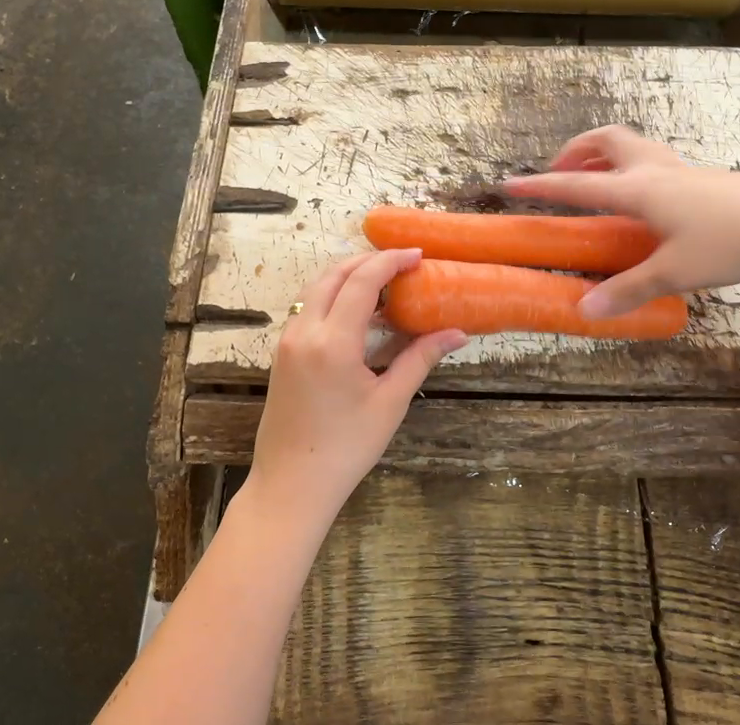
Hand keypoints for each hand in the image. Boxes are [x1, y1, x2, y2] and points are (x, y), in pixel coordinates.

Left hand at [246, 250, 466, 527]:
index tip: (418, 255)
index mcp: (333, 342)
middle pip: (334, 275)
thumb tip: (457, 333)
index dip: (391, 262)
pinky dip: (332, 297)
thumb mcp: (390, 402)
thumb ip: (420, 358)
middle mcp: (304, 331)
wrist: (291, 484)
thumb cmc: (346, 448)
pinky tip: (358, 314)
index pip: (362, 281)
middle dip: (368, 262)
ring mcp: (287, 341)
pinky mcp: (282, 353)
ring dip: (348, 277)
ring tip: (384, 284)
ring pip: (316, 288)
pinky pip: (307, 309)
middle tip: (402, 264)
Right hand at [503, 125, 739, 318]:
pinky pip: (656, 161)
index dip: (542, 186)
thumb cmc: (730, 243)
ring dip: (606, 154)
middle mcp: (656, 170)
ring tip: (597, 179)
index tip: (511, 184)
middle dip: (576, 151)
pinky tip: (647, 201)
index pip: (578, 185)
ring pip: (634, 145)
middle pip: (606, 140)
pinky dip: (635, 168)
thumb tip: (585, 310)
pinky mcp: (706, 178)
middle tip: (562, 172)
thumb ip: (628, 290)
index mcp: (639, 189)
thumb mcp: (675, 273)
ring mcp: (684, 170)